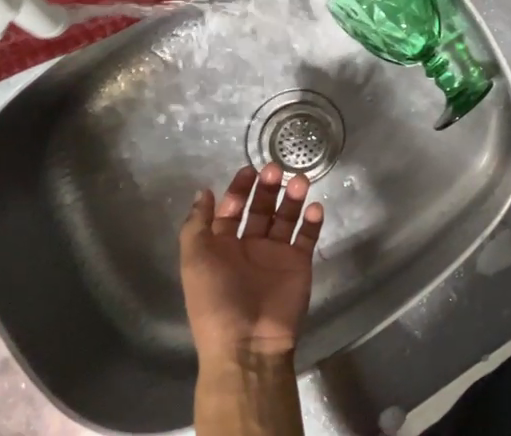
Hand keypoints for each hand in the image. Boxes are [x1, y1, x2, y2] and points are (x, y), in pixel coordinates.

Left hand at [179, 163, 323, 364]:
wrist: (248, 340)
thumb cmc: (216, 300)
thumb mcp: (195, 261)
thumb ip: (197, 225)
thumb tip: (203, 192)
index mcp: (222, 248)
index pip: (231, 211)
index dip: (238, 190)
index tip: (249, 170)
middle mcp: (249, 248)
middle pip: (261, 210)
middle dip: (267, 189)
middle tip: (275, 169)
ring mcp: (276, 255)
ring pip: (286, 218)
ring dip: (292, 198)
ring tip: (299, 181)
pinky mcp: (299, 263)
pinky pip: (307, 236)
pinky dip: (312, 221)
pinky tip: (314, 207)